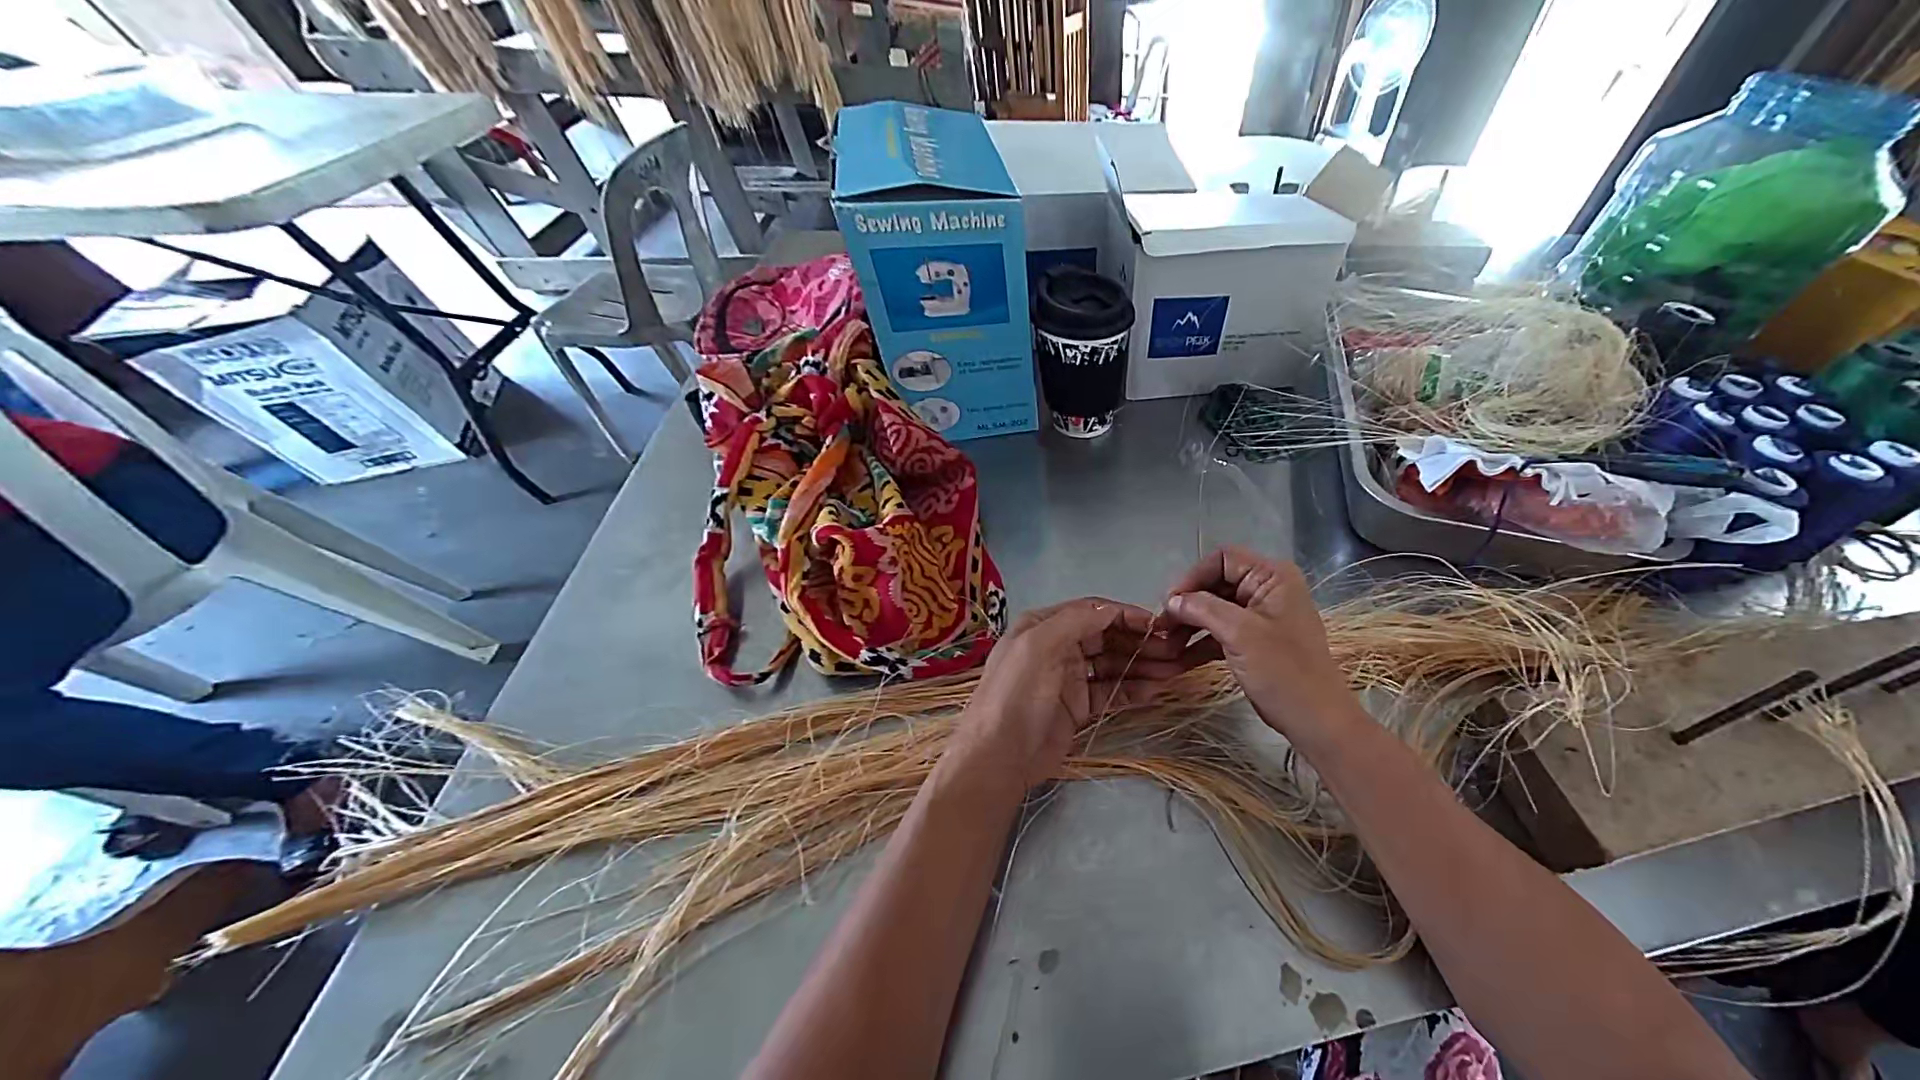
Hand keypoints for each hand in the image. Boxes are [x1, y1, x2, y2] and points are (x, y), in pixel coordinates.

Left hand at [946, 598, 1174, 789]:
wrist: (999, 755)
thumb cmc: (1017, 694)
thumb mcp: (1039, 646)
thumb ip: (1075, 621)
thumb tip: (1111, 607)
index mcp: (1043, 626)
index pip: (1092, 612)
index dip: (1125, 616)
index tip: (1158, 626)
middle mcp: (1056, 646)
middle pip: (1106, 637)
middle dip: (1139, 642)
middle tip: (1174, 651)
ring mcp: (1068, 678)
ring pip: (1112, 664)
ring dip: (1142, 665)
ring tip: (1175, 670)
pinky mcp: (1078, 707)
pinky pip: (1111, 691)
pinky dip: (1132, 689)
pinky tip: (1156, 690)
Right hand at [1161, 546, 1358, 741]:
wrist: (1315, 720)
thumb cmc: (1283, 671)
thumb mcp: (1240, 633)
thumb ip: (1202, 608)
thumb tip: (1172, 600)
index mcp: (1273, 578)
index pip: (1223, 559)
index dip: (1193, 577)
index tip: (1171, 603)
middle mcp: (1267, 590)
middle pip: (1214, 584)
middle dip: (1188, 604)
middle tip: (1163, 628)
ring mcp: (1260, 616)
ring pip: (1213, 609)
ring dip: (1189, 625)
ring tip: (1167, 645)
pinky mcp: (1254, 641)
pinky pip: (1219, 631)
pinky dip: (1199, 641)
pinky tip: (1179, 657)